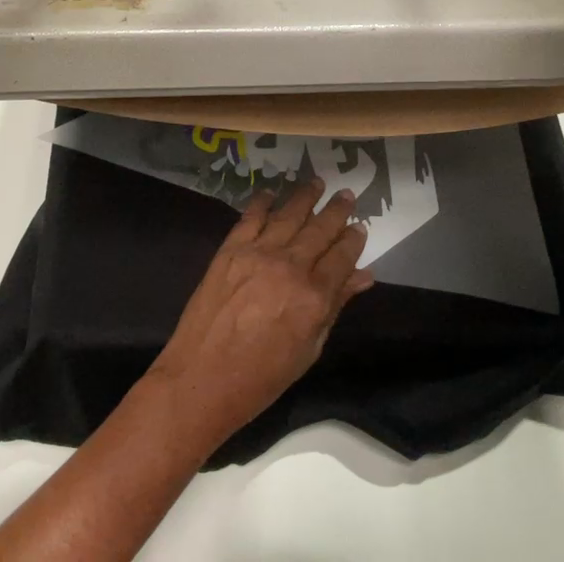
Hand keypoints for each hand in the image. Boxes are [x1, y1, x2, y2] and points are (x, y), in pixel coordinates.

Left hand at [143, 178, 374, 447]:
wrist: (200, 380)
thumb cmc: (261, 378)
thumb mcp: (309, 350)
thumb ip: (335, 307)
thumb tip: (363, 277)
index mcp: (314, 297)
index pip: (342, 257)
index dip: (354, 240)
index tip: (361, 227)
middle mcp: (290, 267)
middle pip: (320, 229)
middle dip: (336, 211)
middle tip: (347, 194)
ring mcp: (257, 255)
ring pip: (289, 216)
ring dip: (305, 197)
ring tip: (317, 183)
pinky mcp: (229, 251)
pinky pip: (250, 218)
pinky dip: (262, 202)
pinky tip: (271, 192)